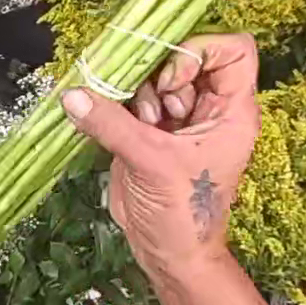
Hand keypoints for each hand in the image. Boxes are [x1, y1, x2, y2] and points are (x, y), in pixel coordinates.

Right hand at [59, 33, 260, 273]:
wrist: (166, 252)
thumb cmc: (183, 212)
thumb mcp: (152, 163)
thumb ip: (112, 125)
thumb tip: (73, 96)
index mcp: (231, 111)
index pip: (233, 52)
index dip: (199, 52)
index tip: (170, 80)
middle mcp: (206, 109)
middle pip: (183, 61)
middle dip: (157, 79)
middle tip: (145, 111)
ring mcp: (174, 120)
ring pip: (151, 80)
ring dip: (132, 96)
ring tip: (132, 127)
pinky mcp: (146, 133)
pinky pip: (128, 102)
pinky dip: (114, 107)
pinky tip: (108, 122)